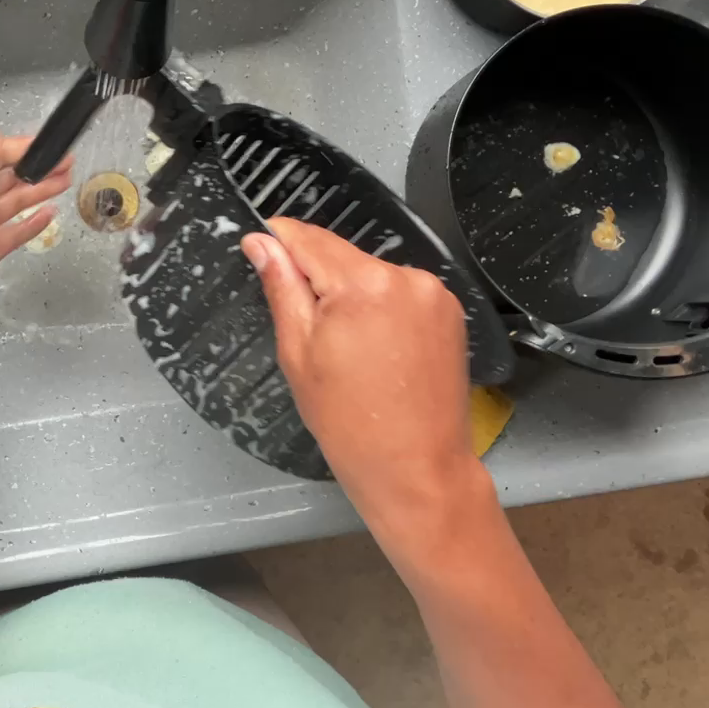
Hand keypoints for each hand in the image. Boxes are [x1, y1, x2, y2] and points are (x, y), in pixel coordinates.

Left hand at [0, 131, 72, 305]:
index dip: (21, 149)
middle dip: (36, 168)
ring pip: (16, 202)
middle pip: (8, 177)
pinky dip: (34, 222)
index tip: (48, 145)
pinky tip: (51, 212)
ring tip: (67, 180)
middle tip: (67, 161)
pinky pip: (17, 230)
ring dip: (40, 190)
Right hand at [241, 217, 480, 529]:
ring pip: (369, 271)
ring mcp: (433, 292)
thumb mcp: (298, 352)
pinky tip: (372, 343)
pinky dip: (378, 303)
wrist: (416, 469)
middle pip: (341, 253)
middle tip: (301, 320)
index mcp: (362, 285)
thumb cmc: (347, 421)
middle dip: (314, 273)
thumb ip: (281, 287)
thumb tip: (259, 242)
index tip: (260, 243)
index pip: (308, 238)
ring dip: (347, 289)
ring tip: (341, 341)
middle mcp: (404, 276)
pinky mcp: (449, 310)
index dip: (280, 239)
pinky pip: (398, 289)